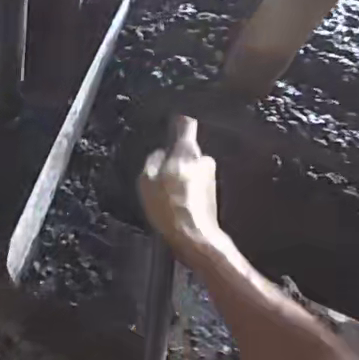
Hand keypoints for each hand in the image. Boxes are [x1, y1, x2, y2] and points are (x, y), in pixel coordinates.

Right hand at [139, 115, 233, 269]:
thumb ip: (153, 160)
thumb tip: (161, 153)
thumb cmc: (168, 206)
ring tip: (166, 193)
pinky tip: (175, 203)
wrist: (194, 237)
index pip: (186, 125)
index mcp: (187, 152)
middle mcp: (203, 160)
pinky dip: (186, 189)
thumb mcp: (146, 181)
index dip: (178, 122)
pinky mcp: (211, 194)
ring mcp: (210, 178)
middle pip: (187, 150)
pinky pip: (194, 183)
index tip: (173, 122)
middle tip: (160, 173)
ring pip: (191, 168)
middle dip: (176, 158)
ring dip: (181, 175)